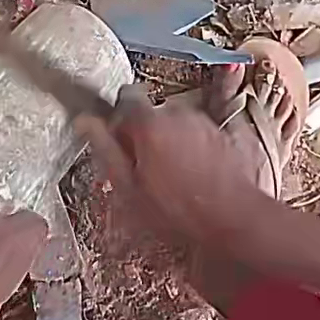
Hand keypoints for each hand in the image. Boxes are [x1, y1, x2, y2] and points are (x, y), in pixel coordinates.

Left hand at [0, 196, 46, 319]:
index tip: (39, 203)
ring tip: (26, 257)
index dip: (24, 193)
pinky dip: (3, 267)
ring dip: (13, 249)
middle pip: (0, 212)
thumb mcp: (29, 233)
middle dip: (20, 224)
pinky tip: (12, 276)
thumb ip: (38, 221)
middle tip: (36, 233)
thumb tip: (37, 224)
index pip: (1, 185)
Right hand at [76, 100, 274, 254]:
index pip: (124, 99)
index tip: (120, 148)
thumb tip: (84, 120)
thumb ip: (105, 148)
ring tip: (170, 178)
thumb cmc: (175, 210)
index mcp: (149, 123)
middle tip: (143, 171)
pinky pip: (195, 135)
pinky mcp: (222, 135)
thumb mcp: (128, 187)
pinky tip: (191, 178)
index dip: (118, 122)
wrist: (234, 220)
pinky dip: (190, 149)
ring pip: (174, 124)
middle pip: (150, 114)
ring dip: (168, 142)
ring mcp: (204, 122)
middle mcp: (178, 113)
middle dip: (144, 135)